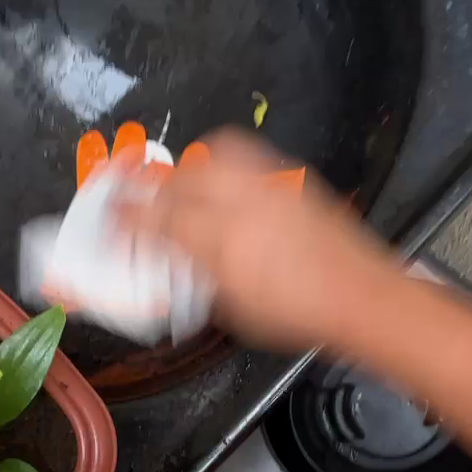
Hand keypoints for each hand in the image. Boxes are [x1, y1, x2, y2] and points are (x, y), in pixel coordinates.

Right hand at [118, 128, 404, 350]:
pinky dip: (223, 161)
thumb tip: (178, 264)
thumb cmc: (297, 316)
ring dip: (188, 167)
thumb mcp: (232, 311)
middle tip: (139, 195)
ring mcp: (269, 186)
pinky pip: (246, 155)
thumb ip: (197, 280)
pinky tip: (223, 180)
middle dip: (152, 185)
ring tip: (180, 181)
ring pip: (215, 155)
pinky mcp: (291, 179)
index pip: (158, 220)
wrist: (359, 297)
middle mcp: (241, 206)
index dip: (127, 216)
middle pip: (182, 179)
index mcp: (220, 246)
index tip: (111, 214)